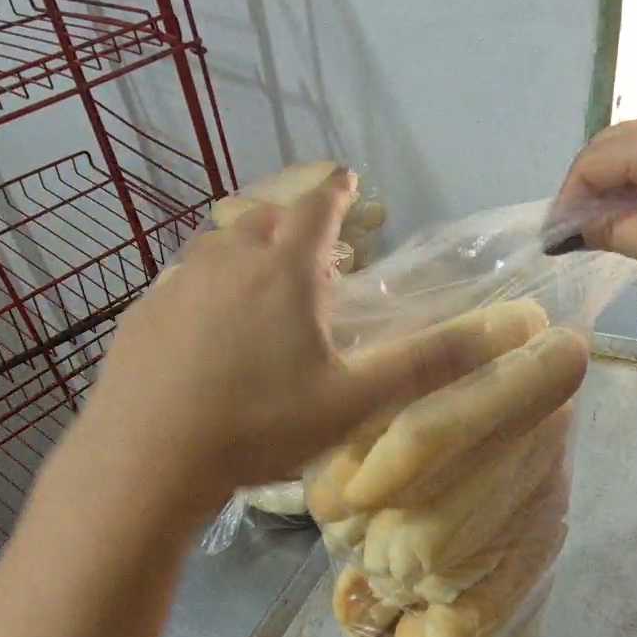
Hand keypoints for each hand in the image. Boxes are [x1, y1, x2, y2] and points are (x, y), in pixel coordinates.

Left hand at [56, 169, 486, 509]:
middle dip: (294, 218)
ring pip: (219, 244)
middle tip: (316, 242)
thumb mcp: (352, 400)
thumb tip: (494, 335)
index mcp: (284, 270)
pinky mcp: (143, 313)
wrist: (145, 458)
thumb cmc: (259, 424)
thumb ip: (423, 365)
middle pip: (264, 217)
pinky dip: (210, 280)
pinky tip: (211, 318)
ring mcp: (177, 284)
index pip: (316, 208)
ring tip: (265, 274)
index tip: (349, 179)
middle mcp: (228, 260)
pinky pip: (185, 278)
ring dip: (249, 245)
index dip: (337, 191)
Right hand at [558, 108, 636, 311]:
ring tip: (604, 226)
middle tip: (575, 232)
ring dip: (613, 182)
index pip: (591, 162)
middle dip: (585, 187)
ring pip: (635, 147)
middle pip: (609, 146)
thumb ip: (612, 232)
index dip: (567, 199)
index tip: (557, 238)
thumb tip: (573, 228)